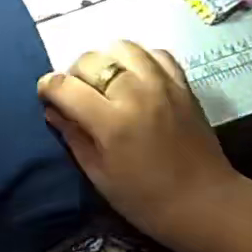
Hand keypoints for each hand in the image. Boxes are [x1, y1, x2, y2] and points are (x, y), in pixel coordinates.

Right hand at [37, 41, 247, 248]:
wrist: (206, 204)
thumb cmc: (146, 201)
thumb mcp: (100, 176)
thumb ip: (73, 136)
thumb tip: (52, 110)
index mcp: (111, 122)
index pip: (65, 86)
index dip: (48, 87)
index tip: (45, 95)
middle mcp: (135, 93)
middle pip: (90, 59)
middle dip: (74, 73)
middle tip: (76, 94)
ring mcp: (162, 84)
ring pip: (122, 47)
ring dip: (105, 60)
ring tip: (104, 81)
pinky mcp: (182, 84)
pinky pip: (155, 53)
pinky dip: (138, 58)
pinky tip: (134, 76)